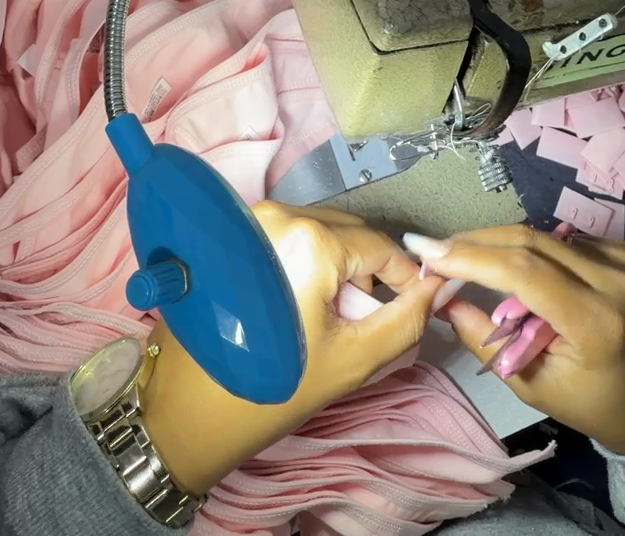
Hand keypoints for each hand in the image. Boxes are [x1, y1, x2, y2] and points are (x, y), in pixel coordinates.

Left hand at [138, 202, 445, 492]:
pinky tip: (300, 300)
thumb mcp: (353, 358)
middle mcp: (278, 215)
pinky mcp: (234, 232)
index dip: (405, 276)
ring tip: (331, 312)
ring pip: (320, 229)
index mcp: (309, 240)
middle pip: (349, 231)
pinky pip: (290, 232)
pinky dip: (308, 257)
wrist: (187, 409)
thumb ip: (406, 318)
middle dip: (369, 269)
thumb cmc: (271, 387)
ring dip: (339, 263)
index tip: (413, 303)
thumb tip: (437, 285)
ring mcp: (251, 220)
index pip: (379, 244)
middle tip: (366, 315)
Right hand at [421, 225, 624, 454]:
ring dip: (496, 241)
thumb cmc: (592, 402)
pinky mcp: (622, 251)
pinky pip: (558, 239)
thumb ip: (485, 339)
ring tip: (460, 255)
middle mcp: (614, 281)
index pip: (523, 271)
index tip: (426, 251)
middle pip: (529, 241)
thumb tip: (442, 299)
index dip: (471, 256)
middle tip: (434, 248)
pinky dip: (527, 247)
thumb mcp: (532, 385)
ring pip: (540, 234)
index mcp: (596, 323)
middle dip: (474, 241)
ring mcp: (622, 261)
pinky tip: (508, 263)